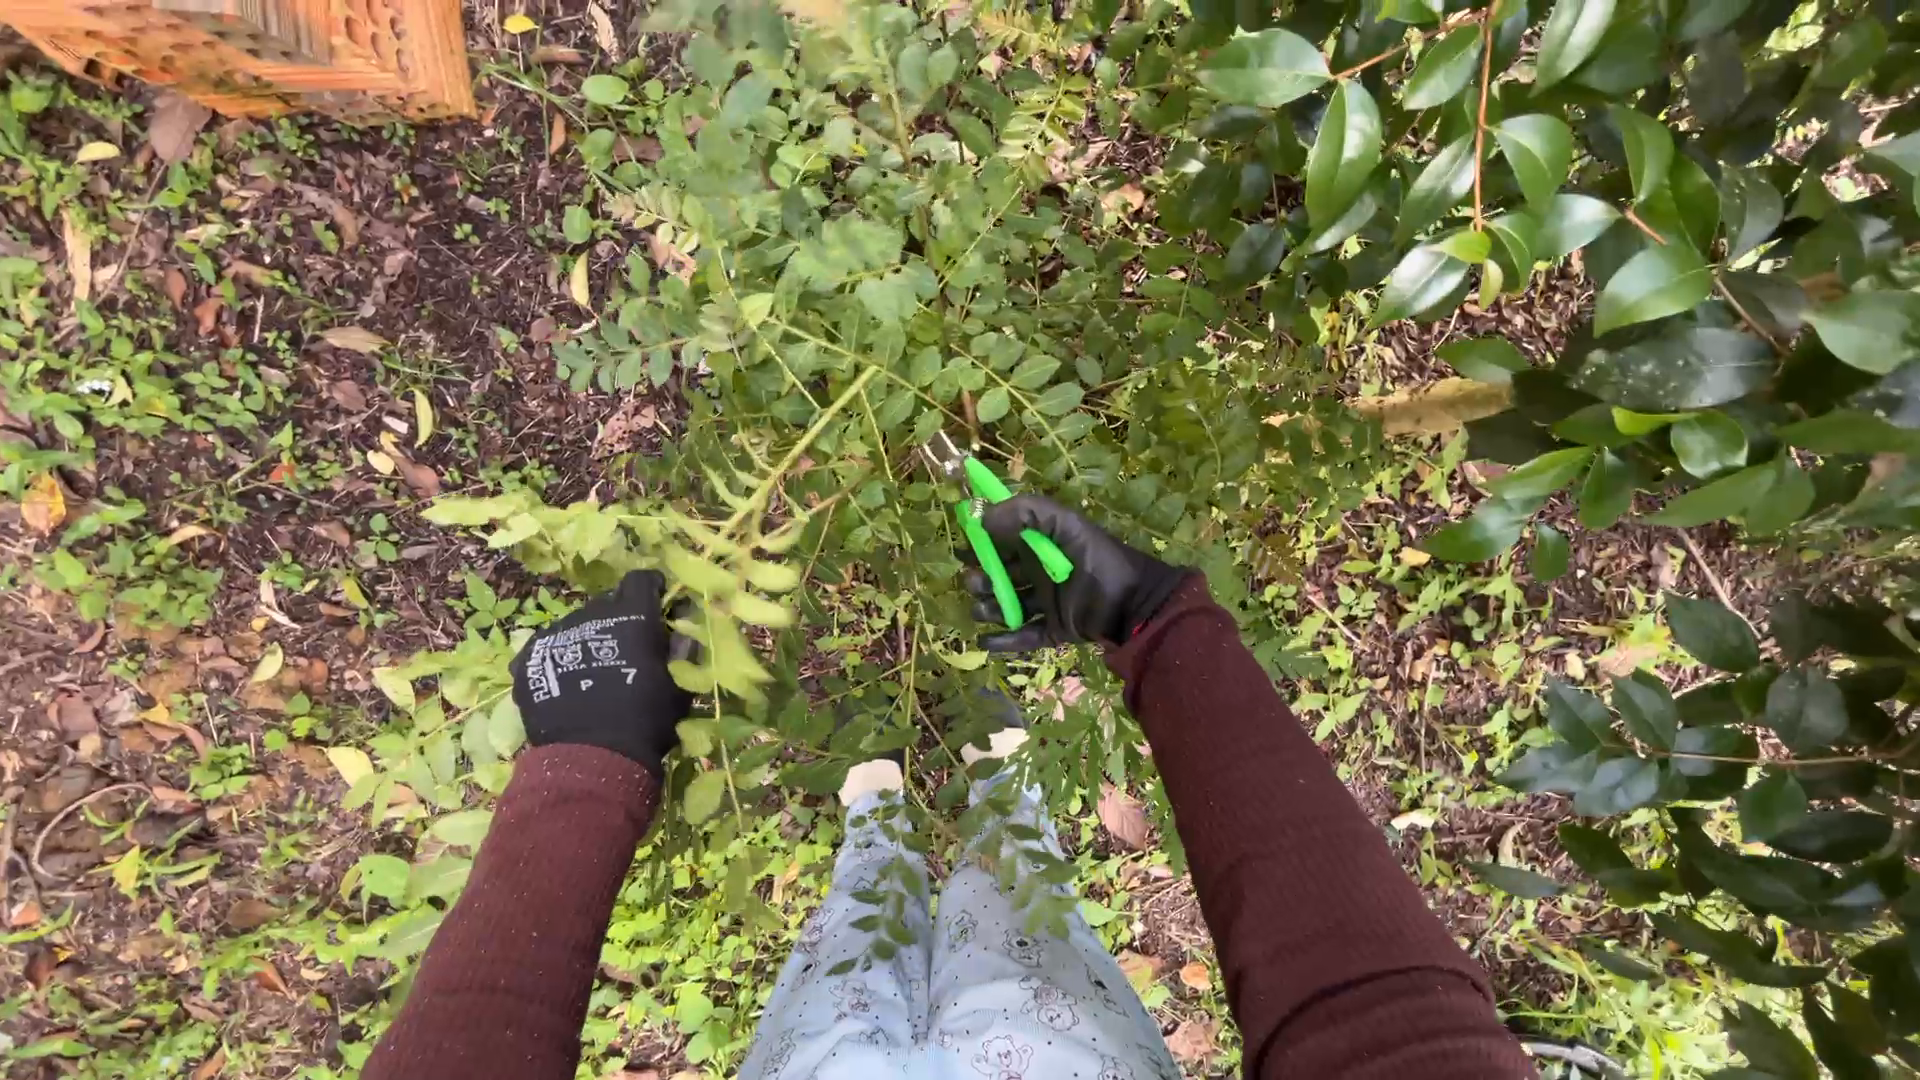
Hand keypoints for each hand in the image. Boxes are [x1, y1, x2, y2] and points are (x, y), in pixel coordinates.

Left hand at [509, 569, 690, 775]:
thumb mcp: (680, 682)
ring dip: (590, 635)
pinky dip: (562, 655)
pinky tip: (569, 679)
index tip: (658, 604)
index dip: (651, 588)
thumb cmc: (647, 718)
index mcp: (633, 615)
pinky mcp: (529, 657)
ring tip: (595, 666)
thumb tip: (683, 623)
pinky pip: (549, 645)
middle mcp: (592, 614)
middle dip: (621, 615)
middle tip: (629, 644)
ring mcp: (556, 634)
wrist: (593, 758)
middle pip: (608, 601)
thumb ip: (682, 647)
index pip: (640, 580)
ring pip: (577, 622)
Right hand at [963, 494, 1186, 650]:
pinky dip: (1003, 641)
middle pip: (1000, 575)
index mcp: (1043, 544)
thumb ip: (1024, 512)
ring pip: (1007, 606)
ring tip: (983, 610)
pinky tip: (985, 641)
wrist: (1132, 604)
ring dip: (988, 608)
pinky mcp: (1055, 629)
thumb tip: (980, 517)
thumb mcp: (1065, 525)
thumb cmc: (1096, 560)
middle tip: (975, 583)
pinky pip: (1024, 636)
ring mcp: (1048, 602)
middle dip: (981, 579)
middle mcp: (1042, 571)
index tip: (963, 549)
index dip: (981, 544)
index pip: (1004, 540)